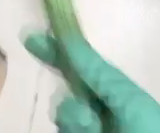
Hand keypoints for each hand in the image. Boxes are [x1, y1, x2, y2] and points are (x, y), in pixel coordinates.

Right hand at [25, 32, 159, 132]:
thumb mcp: (129, 99)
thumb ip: (97, 71)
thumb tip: (67, 37)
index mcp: (115, 96)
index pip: (81, 68)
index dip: (57, 51)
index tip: (30, 38)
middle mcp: (100, 115)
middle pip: (66, 99)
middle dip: (70, 107)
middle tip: (89, 120)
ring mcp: (89, 132)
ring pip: (63, 122)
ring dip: (74, 123)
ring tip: (95, 132)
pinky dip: (70, 131)